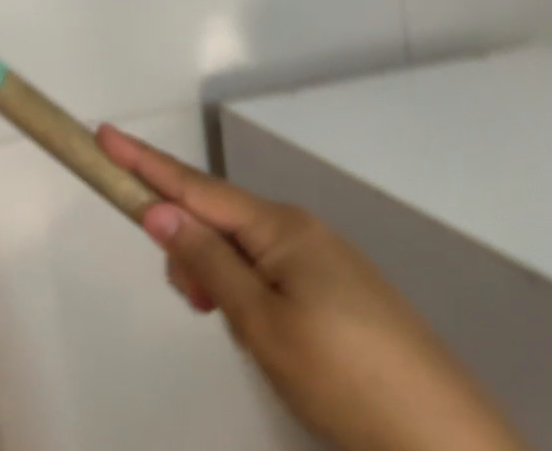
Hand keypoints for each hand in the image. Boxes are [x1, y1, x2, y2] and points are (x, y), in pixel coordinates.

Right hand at [97, 125, 527, 450]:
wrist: (449, 445)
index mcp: (282, 229)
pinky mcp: (342, 294)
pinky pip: (270, 273)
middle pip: (217, 219)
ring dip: (219, 279)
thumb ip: (205, 261)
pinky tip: (265, 335)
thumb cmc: (345, 377)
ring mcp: (327, 263)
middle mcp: (304, 232)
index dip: (144, 162)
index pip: (195, 186)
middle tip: (192, 302)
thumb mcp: (260, 321)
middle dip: (188, 247)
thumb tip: (158, 209)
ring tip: (239, 332)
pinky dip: (247, 293)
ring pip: (243, 252)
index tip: (101, 133)